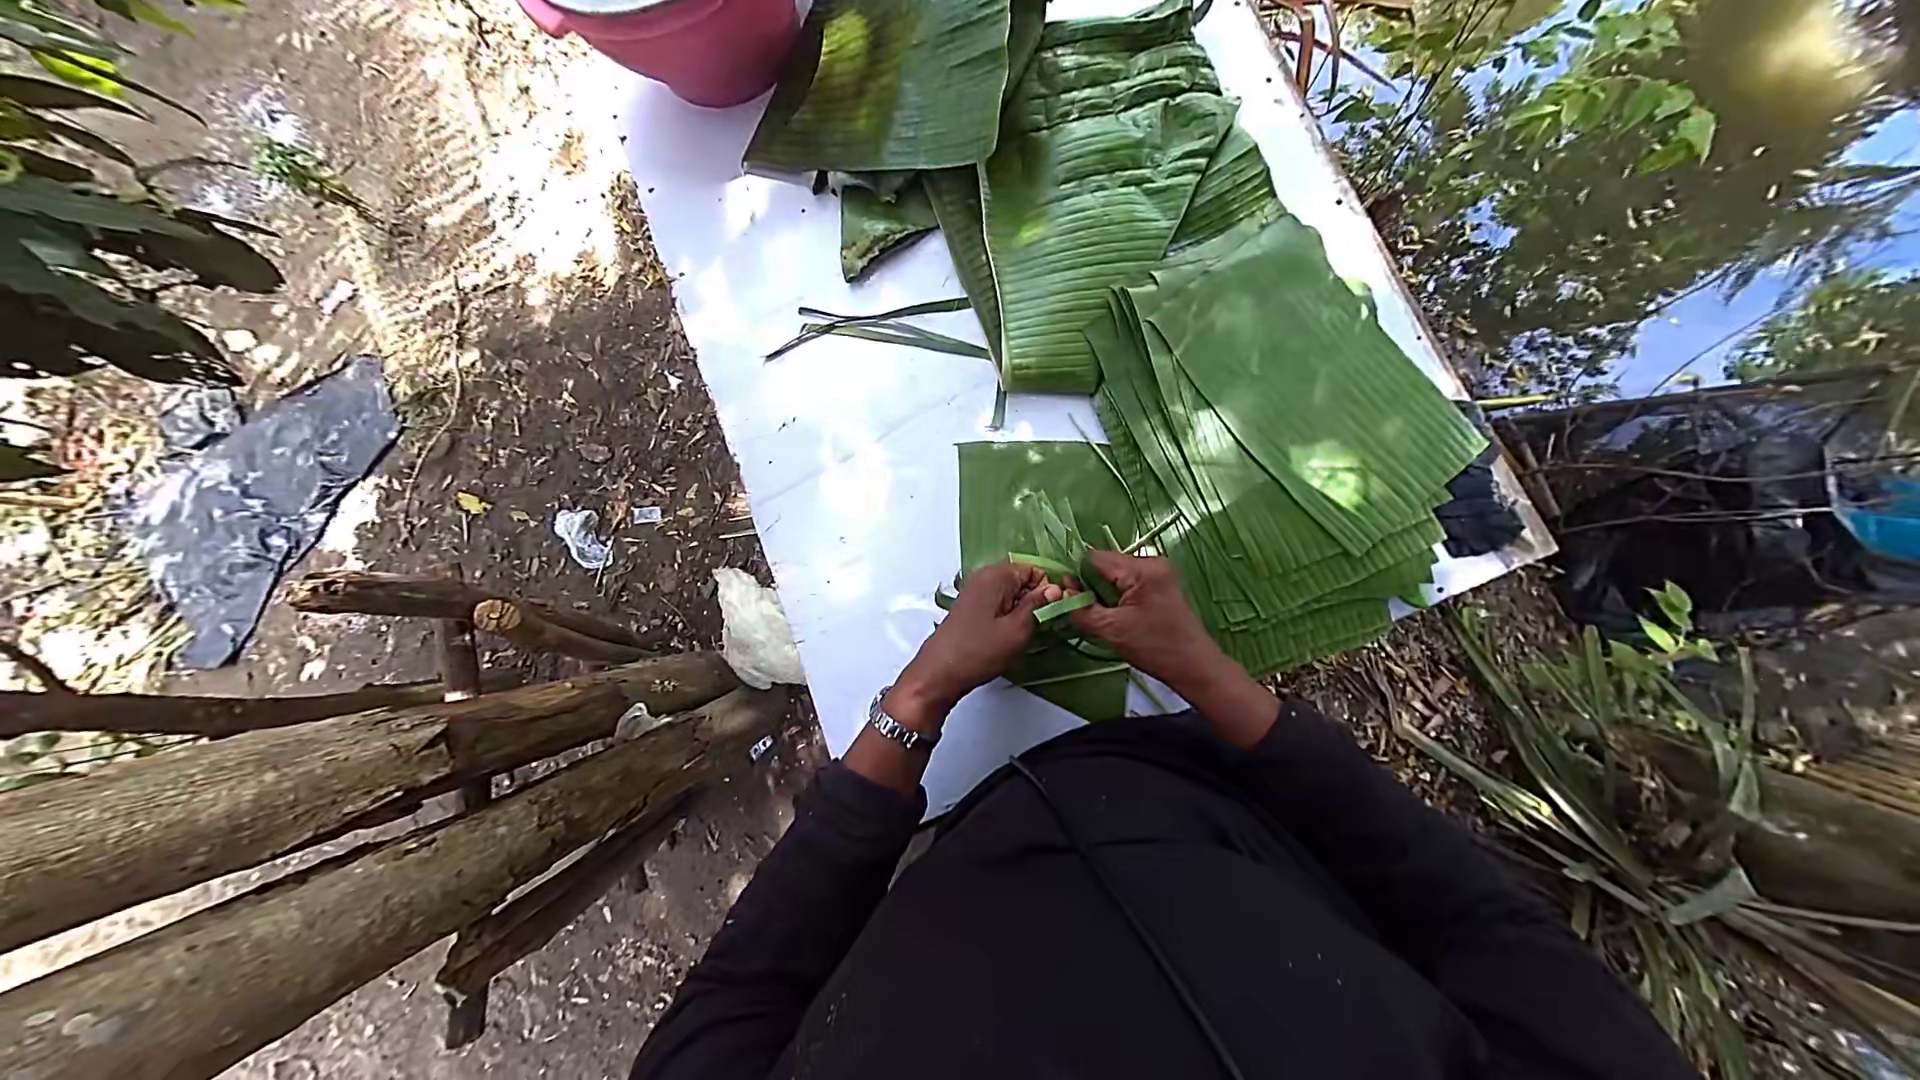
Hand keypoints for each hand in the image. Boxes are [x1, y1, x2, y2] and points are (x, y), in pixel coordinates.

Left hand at [886, 562, 1061, 727]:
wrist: (940, 672)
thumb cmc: (978, 651)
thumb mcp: (1017, 630)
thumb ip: (1038, 605)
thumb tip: (1055, 589)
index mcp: (995, 575)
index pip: (1034, 569)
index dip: (1048, 588)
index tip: (1054, 610)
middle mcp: (983, 577)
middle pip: (1021, 579)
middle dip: (1035, 598)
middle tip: (1041, 624)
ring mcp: (975, 592)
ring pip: (1010, 593)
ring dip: (1022, 609)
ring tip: (1025, 632)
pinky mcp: (970, 607)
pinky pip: (998, 602)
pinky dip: (1008, 615)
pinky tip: (1009, 634)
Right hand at [1071, 550, 1278, 746]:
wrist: (1194, 666)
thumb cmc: (1155, 647)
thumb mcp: (1111, 629)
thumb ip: (1081, 609)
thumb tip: (1062, 594)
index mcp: (1142, 569)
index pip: (1095, 558)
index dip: (1077, 574)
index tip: (1068, 594)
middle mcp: (1152, 563)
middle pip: (1106, 564)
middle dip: (1090, 584)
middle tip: (1080, 608)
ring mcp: (1159, 573)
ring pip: (1116, 574)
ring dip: (1103, 591)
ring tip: (1098, 613)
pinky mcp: (1160, 585)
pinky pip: (1128, 582)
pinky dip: (1116, 595)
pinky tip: (1114, 614)